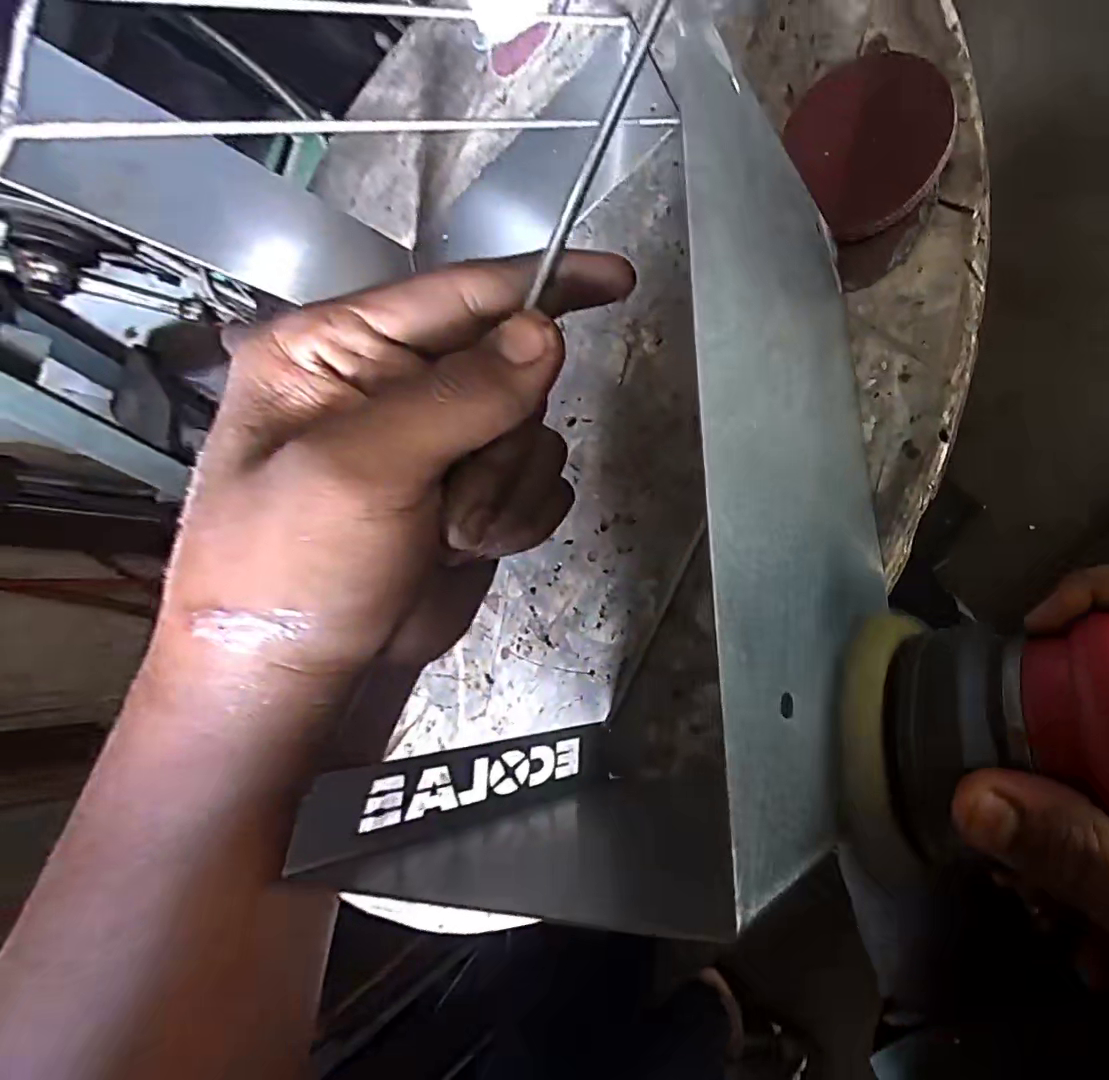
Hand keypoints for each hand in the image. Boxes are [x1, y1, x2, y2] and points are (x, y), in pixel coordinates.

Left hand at [161, 253, 634, 683]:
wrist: (313, 665)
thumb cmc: (300, 563)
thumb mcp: (368, 468)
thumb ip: (463, 394)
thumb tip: (547, 330)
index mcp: (341, 351)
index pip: (464, 296)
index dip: (546, 283)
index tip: (619, 277)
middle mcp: (400, 386)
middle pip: (518, 377)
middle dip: (501, 444)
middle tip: (452, 497)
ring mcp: (448, 440)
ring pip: (541, 436)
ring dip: (507, 493)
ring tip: (446, 533)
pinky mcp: (486, 487)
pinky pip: (549, 481)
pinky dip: (522, 517)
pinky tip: (469, 544)